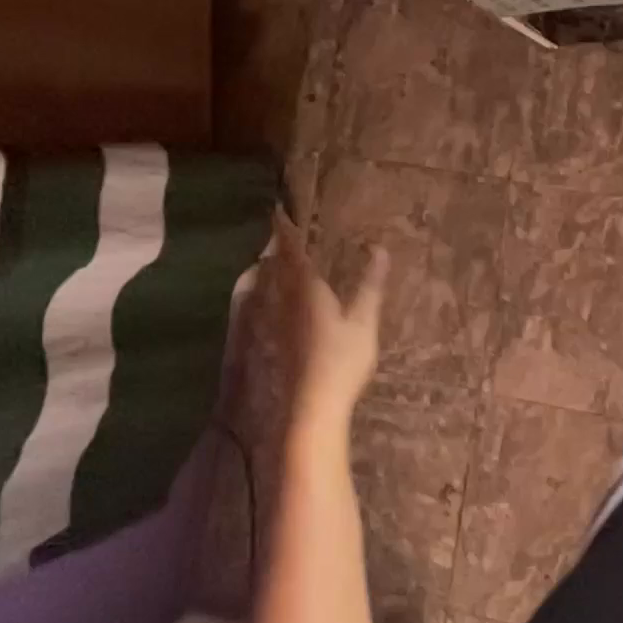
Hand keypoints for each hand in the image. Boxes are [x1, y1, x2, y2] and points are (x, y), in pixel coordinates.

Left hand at [263, 208, 387, 424]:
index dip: (283, 226)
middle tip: (280, 235)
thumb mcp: (363, 324)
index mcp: (302, 286)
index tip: (277, 208)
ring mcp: (253, 321)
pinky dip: (249, 294)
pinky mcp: (243, 343)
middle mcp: (271, 297)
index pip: (289, 247)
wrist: (303, 414)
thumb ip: (369, 285)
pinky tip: (254, 300)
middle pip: (267, 262)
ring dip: (260, 270)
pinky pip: (242, 307)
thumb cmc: (340, 364)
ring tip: (268, 264)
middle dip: (273, 247)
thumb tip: (379, 249)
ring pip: (252, 283)